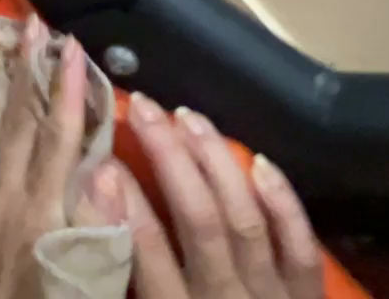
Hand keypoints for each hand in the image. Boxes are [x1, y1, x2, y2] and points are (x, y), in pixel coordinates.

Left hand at [0, 16, 112, 298]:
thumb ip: (99, 225)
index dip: (69, 91)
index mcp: (45, 209)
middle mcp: (9, 190)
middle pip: (22, 119)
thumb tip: (106, 167)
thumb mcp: (88, 278)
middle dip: (32, 70)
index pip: (60, 138)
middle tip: (37, 23)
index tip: (73, 50)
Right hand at [108, 93, 323, 298]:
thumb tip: (87, 247)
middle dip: (169, 157)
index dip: (123, 198)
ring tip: (187, 116)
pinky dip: (284, 205)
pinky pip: (301, 250)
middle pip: (200, 220)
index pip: (147, 251)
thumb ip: (123, 292)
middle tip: (143, 108)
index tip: (102, 155)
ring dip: (215, 162)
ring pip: (245, 221)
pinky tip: (260, 162)